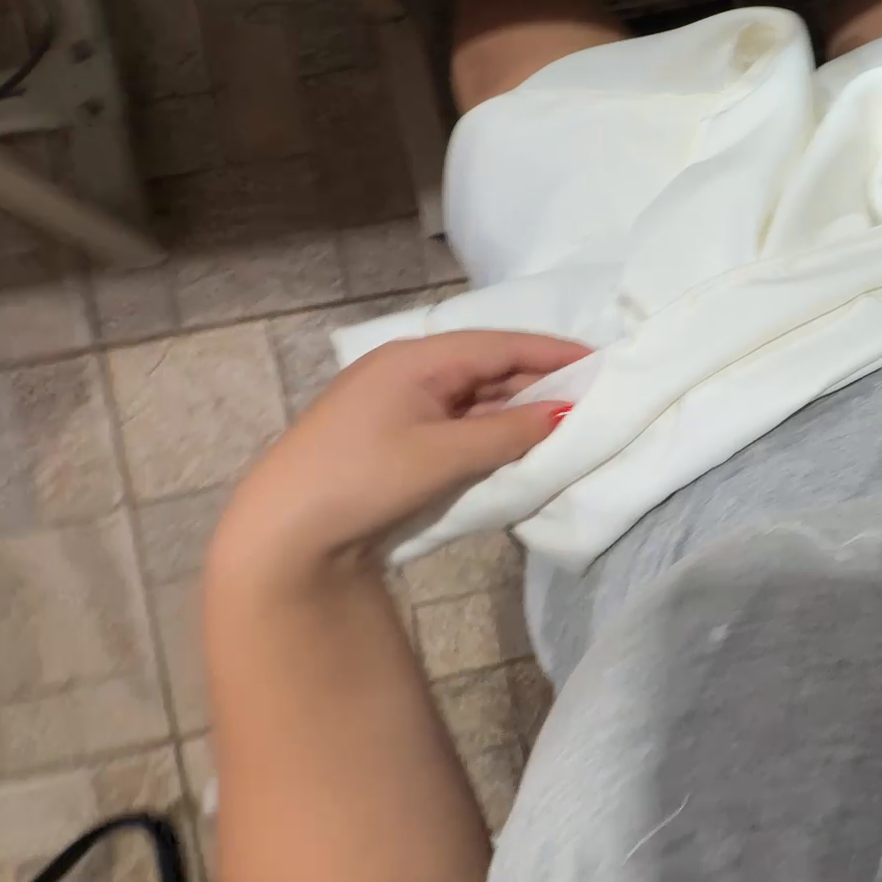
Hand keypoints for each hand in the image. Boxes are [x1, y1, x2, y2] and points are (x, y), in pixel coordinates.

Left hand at [211, 331, 588, 585]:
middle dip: (540, 379)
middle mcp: (410, 369)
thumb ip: (510, 432)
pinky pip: (460, 417)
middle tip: (591, 393)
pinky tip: (519, 437)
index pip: (502, 345)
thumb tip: (564, 413)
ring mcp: (401, 400)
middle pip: (490, 365)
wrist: (281, 536)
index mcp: (417, 359)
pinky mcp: (397, 430)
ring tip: (566, 416)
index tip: (601, 361)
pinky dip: (494, 425)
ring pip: (477, 393)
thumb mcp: (444, 455)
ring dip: (518, 406)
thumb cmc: (362, 480)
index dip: (553, 352)